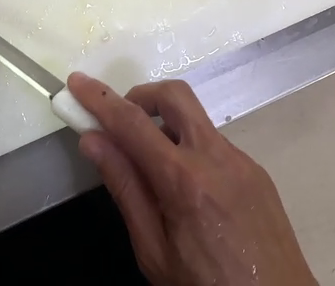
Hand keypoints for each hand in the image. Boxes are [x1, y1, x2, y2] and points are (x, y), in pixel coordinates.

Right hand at [69, 73, 315, 285]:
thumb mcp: (154, 252)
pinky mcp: (257, 171)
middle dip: (140, 96)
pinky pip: (215, 144)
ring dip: (167, 125)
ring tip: (152, 168)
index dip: (100, 99)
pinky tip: (186, 190)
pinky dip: (190, 149)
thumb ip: (125, 189)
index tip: (77, 83)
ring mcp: (242, 161)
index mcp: (185, 182)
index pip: (132, 124)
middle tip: (119, 122)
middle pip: (174, 94)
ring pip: (196, 119)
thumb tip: (93, 140)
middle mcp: (217, 158)